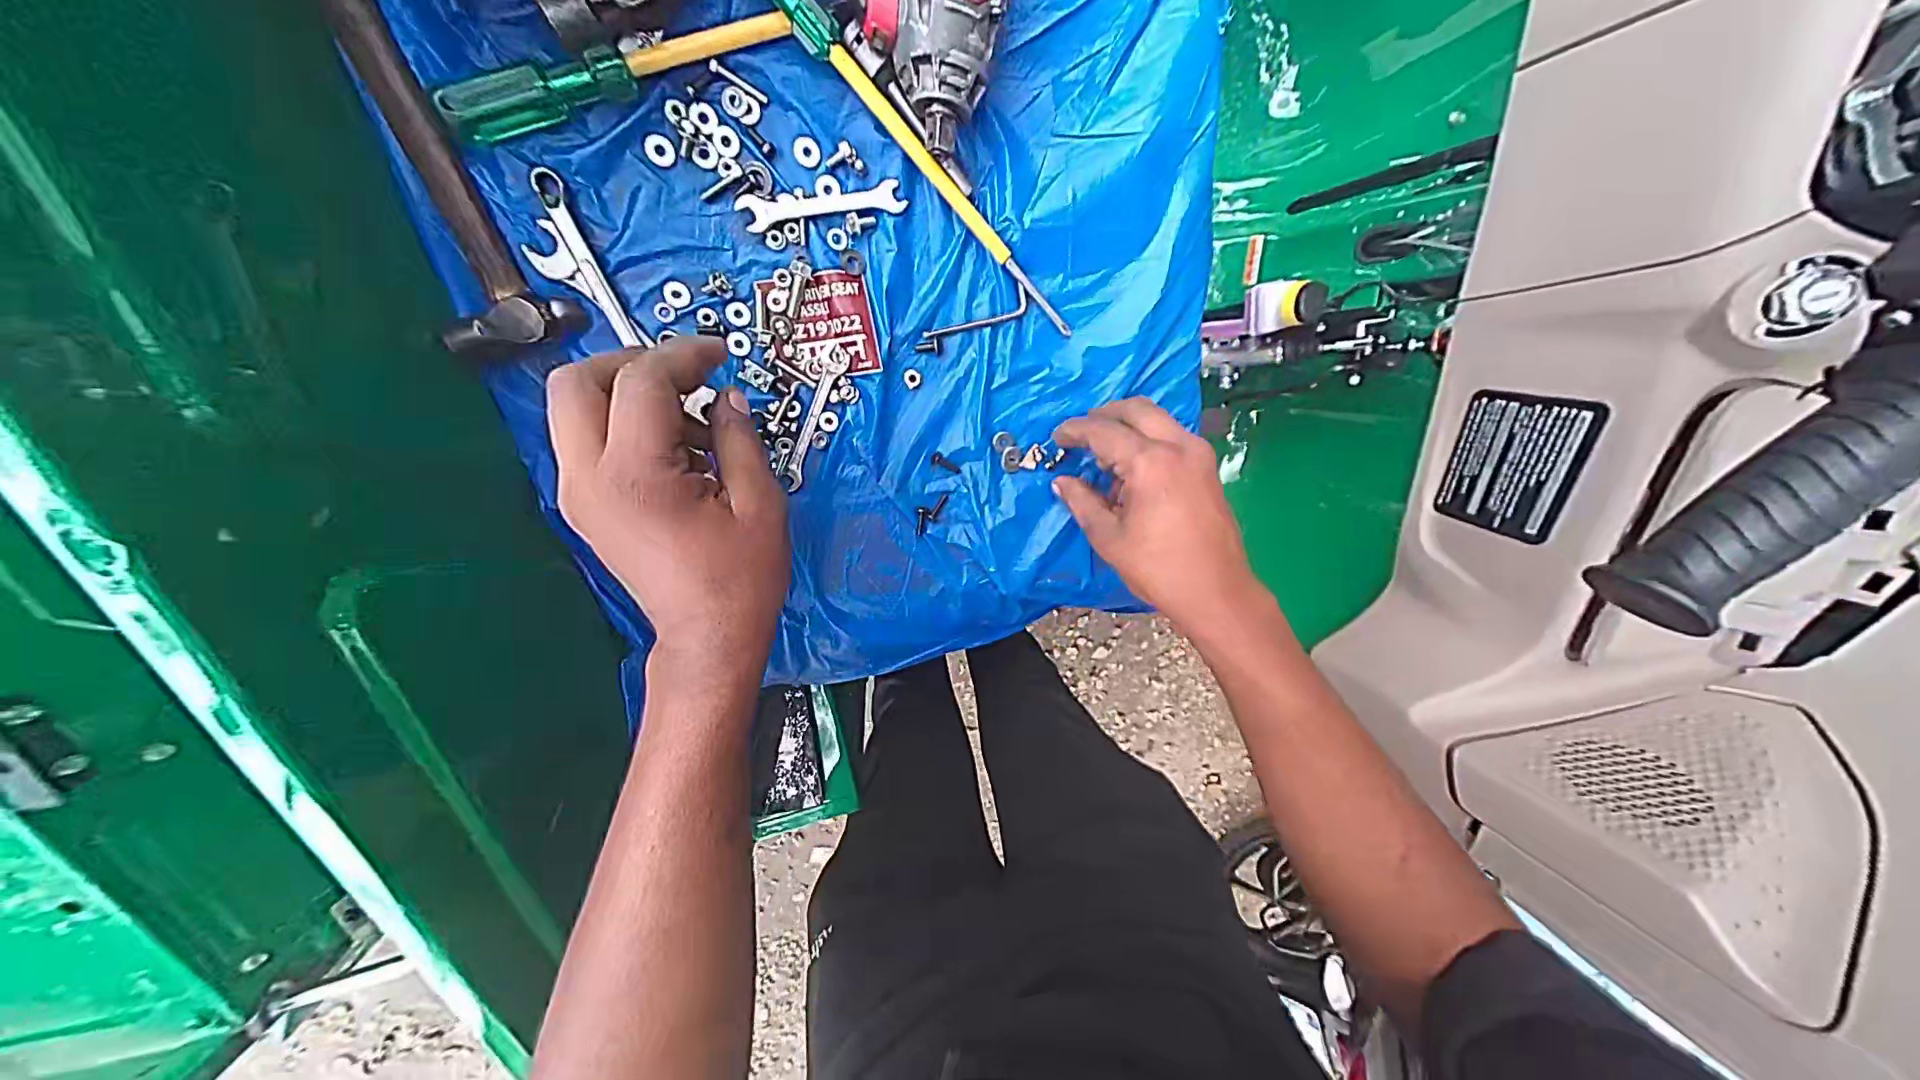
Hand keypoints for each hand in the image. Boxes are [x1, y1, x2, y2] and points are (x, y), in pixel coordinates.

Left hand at [547, 339, 788, 683]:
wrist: (708, 635)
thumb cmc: (738, 581)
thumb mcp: (759, 502)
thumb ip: (739, 437)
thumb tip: (726, 399)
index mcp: (635, 476)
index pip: (641, 380)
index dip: (683, 355)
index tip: (715, 354)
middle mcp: (590, 479)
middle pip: (577, 381)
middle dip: (633, 363)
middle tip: (686, 377)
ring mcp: (578, 493)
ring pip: (575, 406)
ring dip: (628, 394)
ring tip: (689, 424)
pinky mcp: (584, 505)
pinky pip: (589, 439)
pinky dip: (625, 425)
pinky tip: (675, 449)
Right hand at [1052, 398, 1262, 631]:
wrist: (1216, 591)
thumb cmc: (1158, 568)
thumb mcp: (1109, 537)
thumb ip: (1082, 502)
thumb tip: (1063, 482)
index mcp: (1151, 462)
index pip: (1104, 431)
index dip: (1076, 431)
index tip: (1057, 437)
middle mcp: (1179, 446)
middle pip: (1136, 409)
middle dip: (1104, 415)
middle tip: (1081, 434)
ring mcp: (1198, 454)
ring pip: (1158, 419)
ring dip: (1128, 426)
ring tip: (1104, 455)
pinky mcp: (1208, 467)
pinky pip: (1172, 437)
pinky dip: (1148, 440)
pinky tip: (1132, 469)